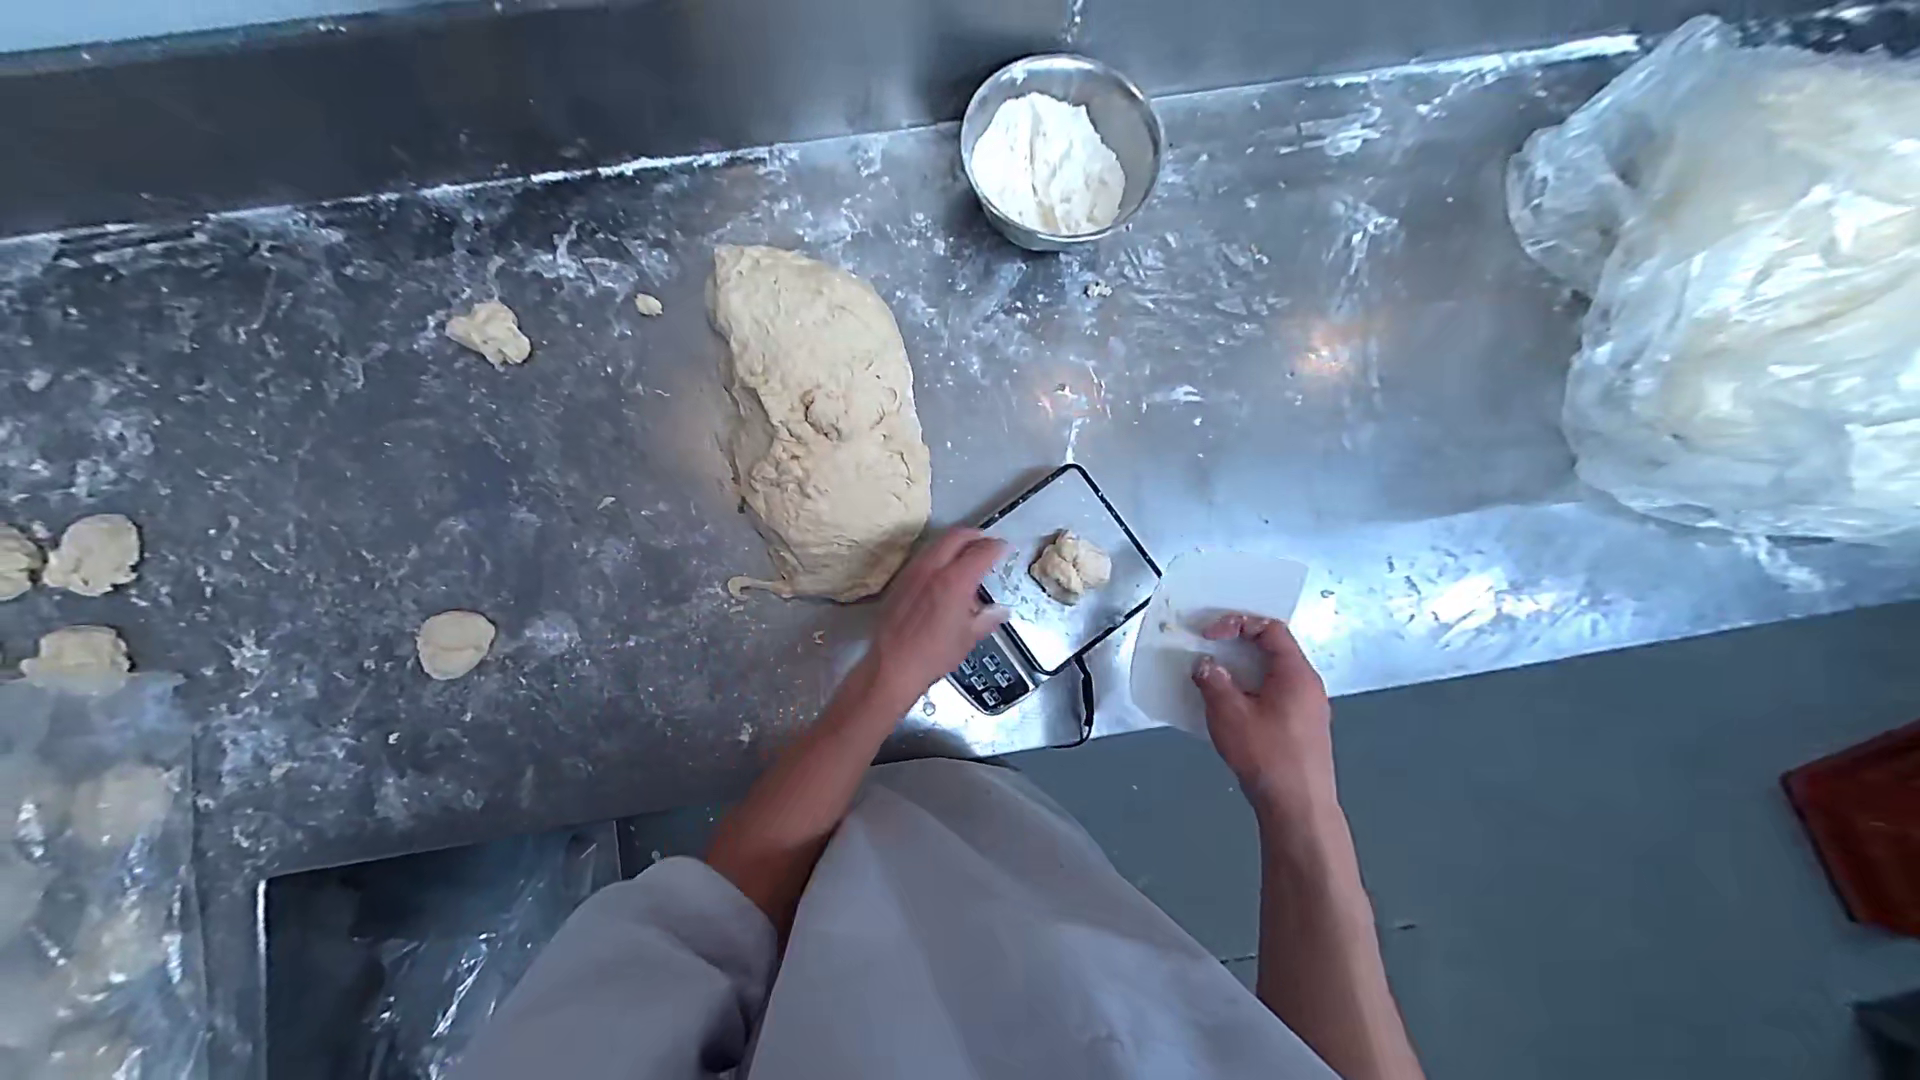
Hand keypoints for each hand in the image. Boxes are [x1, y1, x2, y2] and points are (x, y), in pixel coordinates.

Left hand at [866, 528, 1008, 701]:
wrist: (893, 664)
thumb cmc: (931, 654)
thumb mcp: (969, 637)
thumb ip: (988, 618)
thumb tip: (999, 611)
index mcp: (955, 581)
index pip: (982, 551)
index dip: (997, 547)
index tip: (1004, 548)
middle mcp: (932, 569)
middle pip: (957, 536)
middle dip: (976, 535)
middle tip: (987, 543)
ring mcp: (913, 572)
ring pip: (937, 543)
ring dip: (955, 542)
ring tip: (967, 553)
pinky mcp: (900, 580)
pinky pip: (923, 556)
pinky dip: (938, 554)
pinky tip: (943, 570)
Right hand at [1191, 614, 1335, 812]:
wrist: (1298, 806)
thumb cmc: (1267, 755)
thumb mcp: (1229, 712)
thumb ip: (1213, 680)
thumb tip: (1206, 665)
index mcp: (1296, 673)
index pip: (1270, 629)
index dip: (1237, 624)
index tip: (1210, 636)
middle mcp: (1308, 686)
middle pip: (1274, 649)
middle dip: (1237, 645)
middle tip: (1210, 650)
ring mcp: (1308, 708)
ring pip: (1273, 674)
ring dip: (1242, 670)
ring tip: (1215, 678)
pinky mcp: (1302, 728)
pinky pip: (1274, 694)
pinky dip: (1251, 690)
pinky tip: (1231, 707)